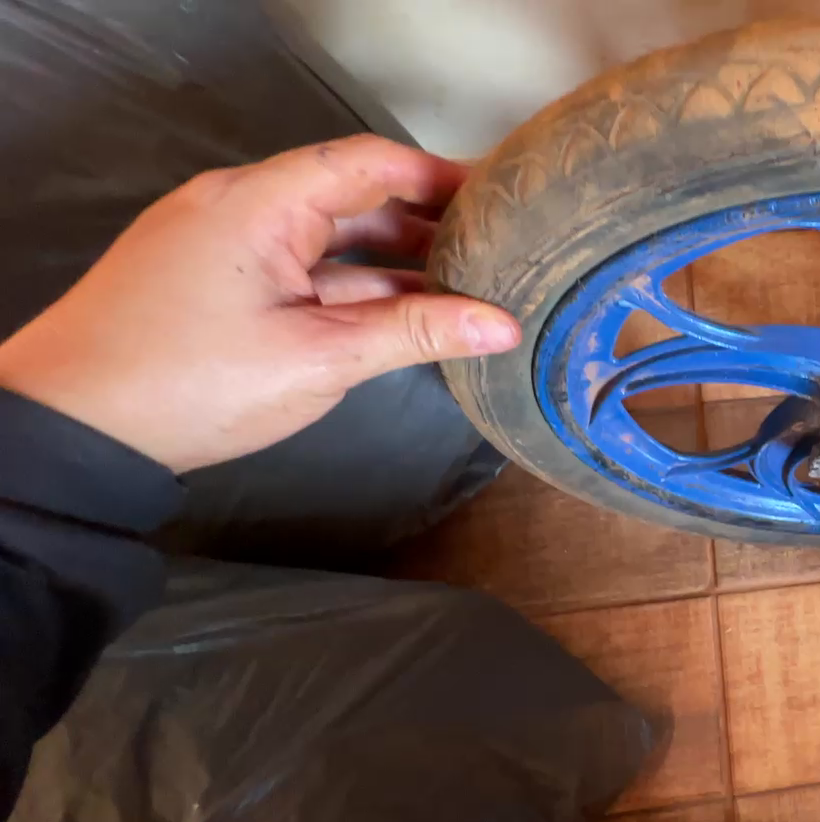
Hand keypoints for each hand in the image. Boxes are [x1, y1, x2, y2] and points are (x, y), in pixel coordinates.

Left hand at [0, 135, 520, 473]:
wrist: (80, 425)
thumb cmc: (199, 379)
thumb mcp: (323, 356)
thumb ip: (417, 333)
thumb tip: (505, 326)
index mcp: (259, 206)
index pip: (365, 163)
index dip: (438, 174)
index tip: (502, 196)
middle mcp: (248, 210)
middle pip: (357, 196)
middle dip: (432, 215)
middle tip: (504, 240)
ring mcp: (242, 248)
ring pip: (343, 238)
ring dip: (409, 255)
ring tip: (481, 276)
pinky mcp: (240, 282)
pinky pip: (323, 270)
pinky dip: (376, 285)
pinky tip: (426, 308)